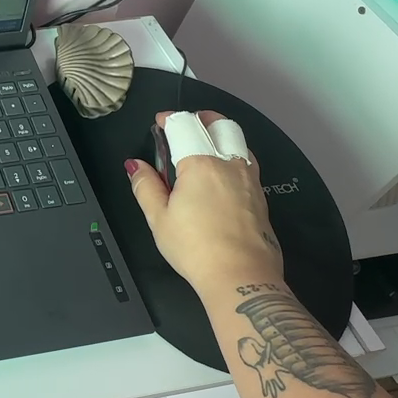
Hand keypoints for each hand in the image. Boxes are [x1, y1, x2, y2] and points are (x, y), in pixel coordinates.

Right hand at [126, 110, 284, 300]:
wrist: (242, 279)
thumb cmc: (197, 249)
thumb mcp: (158, 218)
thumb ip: (145, 185)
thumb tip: (136, 166)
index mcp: (201, 164)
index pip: (184, 126)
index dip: (169, 119)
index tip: (160, 122)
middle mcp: (230, 165)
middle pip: (220, 125)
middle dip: (200, 118)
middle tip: (185, 124)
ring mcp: (250, 180)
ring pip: (239, 141)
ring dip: (221, 135)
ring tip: (204, 144)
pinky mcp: (261, 197)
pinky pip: (247, 162)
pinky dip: (233, 155)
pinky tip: (221, 172)